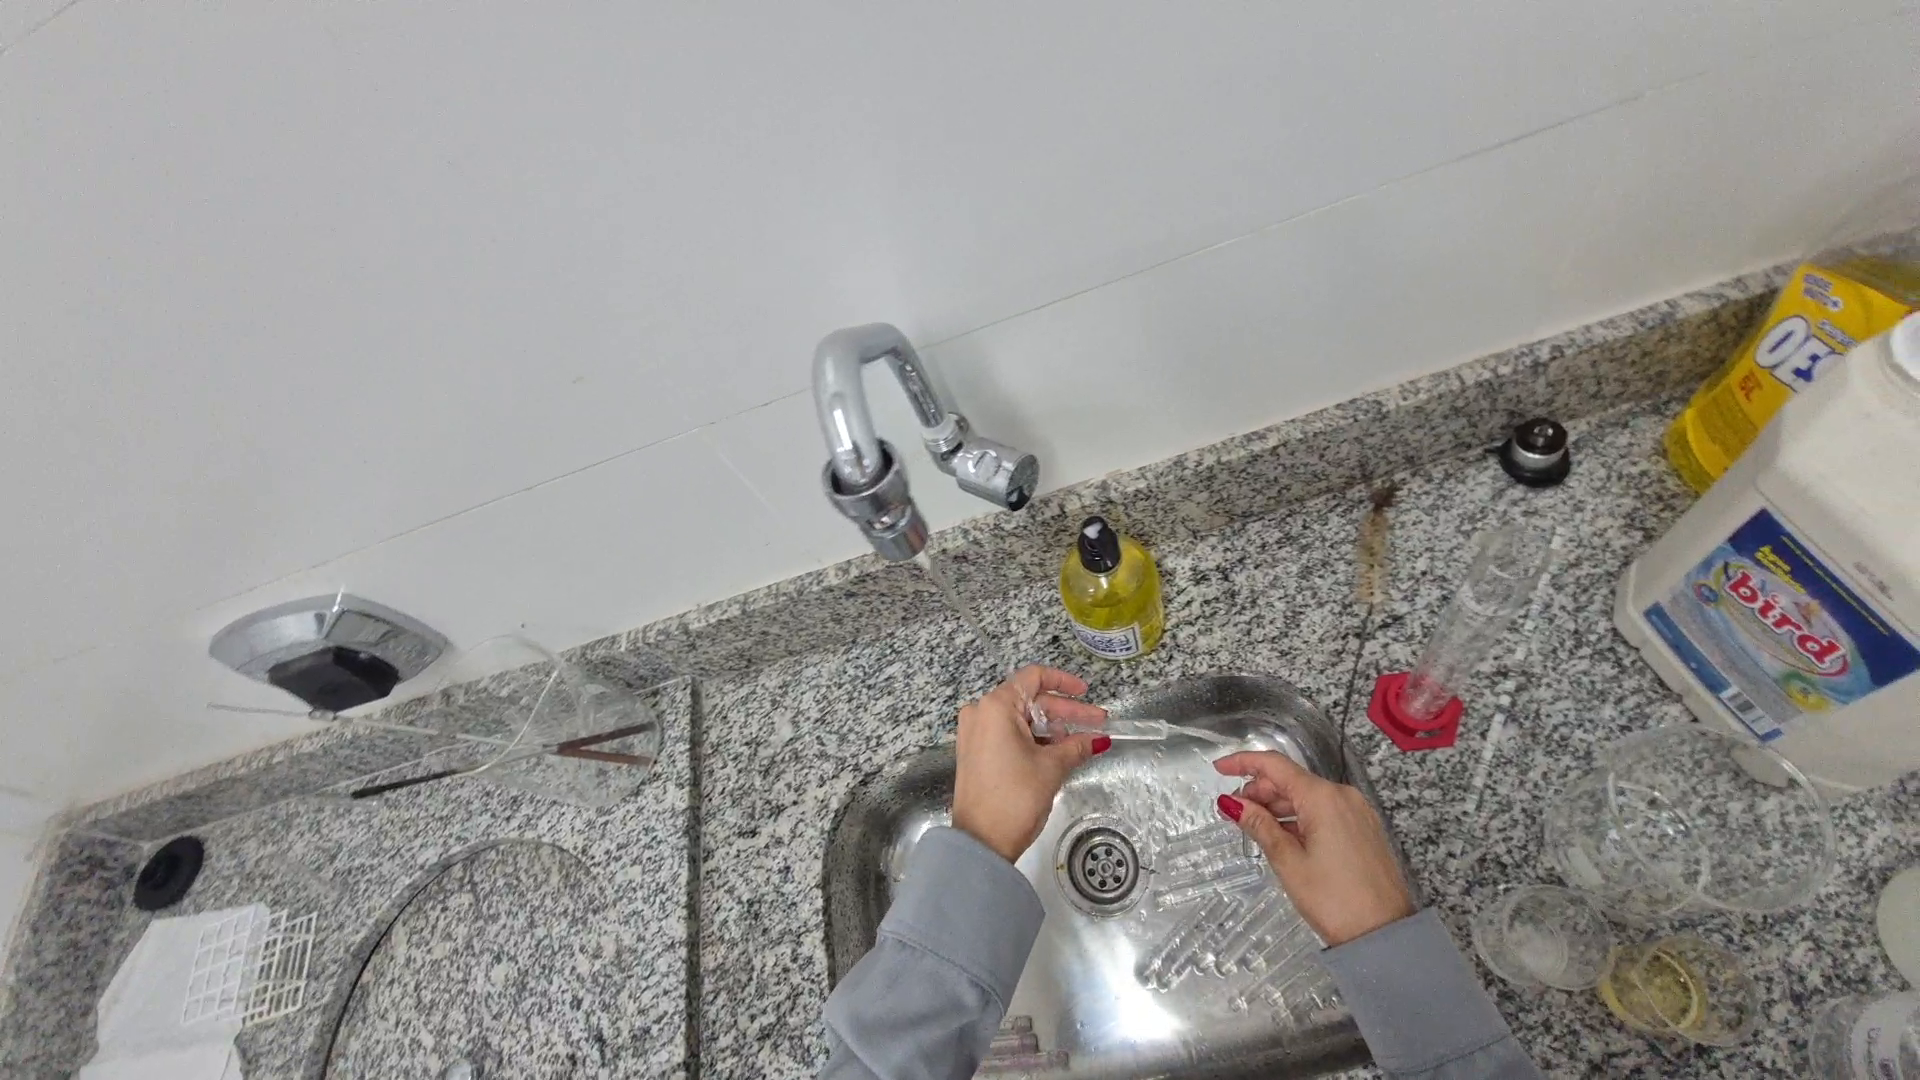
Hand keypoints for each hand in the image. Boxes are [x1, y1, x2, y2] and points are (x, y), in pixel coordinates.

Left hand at [952, 666, 1111, 862]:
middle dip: (1064, 711)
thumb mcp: (1051, 768)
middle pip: (1029, 700)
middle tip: (1097, 722)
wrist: (981, 842)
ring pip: (1020, 719)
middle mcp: (981, 712)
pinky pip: (1008, 734)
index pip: (1033, 677)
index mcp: (996, 706)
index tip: (1086, 692)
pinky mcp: (975, 752)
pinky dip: (1033, 739)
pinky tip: (1058, 750)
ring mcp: (975, 732)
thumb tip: (1099, 739)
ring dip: (1050, 727)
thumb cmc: (1016, 796)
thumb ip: (1076, 746)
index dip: (1063, 682)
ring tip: (1081, 740)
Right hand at [1214, 750, 1413, 945]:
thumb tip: (1230, 802)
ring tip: (1254, 827)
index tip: (1219, 768)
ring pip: (1306, 796)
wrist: (1387, 937)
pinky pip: (1323, 811)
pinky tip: (1283, 836)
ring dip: (1277, 806)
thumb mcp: (1287, 860)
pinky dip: (1298, 817)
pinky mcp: (1363, 829)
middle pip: (1291, 780)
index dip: (1243, 762)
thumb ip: (1258, 824)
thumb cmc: (1333, 899)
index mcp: (1322, 797)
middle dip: (1258, 790)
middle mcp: (1342, 795)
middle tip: (1233, 812)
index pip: (1274, 765)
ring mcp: (1357, 811)